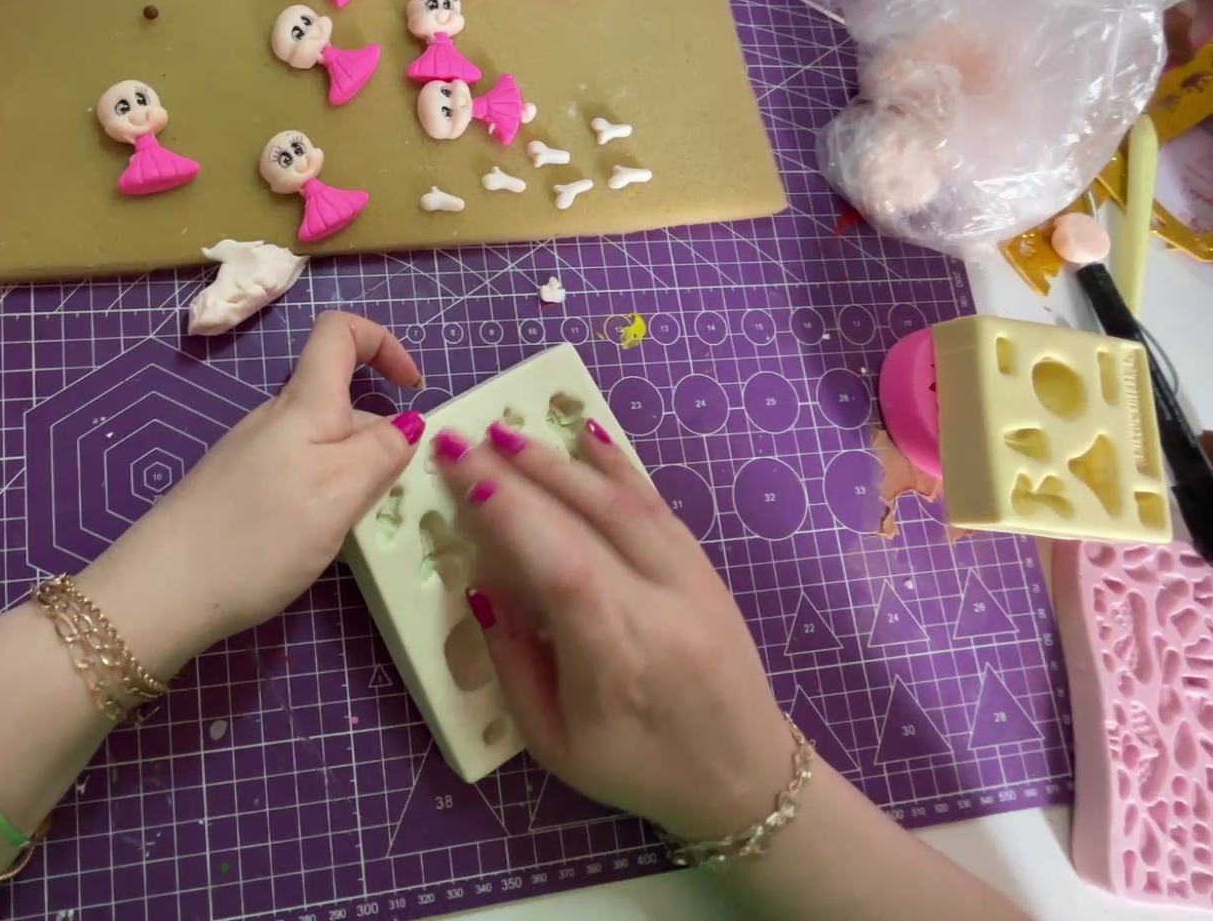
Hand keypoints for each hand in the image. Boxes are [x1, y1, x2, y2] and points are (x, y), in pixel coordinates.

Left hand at [101, 312, 425, 652]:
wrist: (163, 589)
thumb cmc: (258, 534)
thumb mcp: (338, 492)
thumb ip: (380, 452)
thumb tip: (409, 422)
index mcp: (303, 404)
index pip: (339, 332)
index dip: (383, 343)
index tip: (412, 389)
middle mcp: (276, 418)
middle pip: (341, 402)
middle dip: (379, 439)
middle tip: (392, 499)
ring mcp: (254, 454)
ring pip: (323, 445)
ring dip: (354, 474)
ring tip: (355, 530)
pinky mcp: (240, 487)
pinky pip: (299, 473)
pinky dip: (325, 495)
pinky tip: (317, 540)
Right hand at [433, 420, 795, 841]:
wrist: (749, 779)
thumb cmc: (637, 768)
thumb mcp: (551, 741)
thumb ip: (510, 660)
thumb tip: (483, 583)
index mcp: (620, 666)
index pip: (566, 573)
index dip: (515, 516)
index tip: (465, 474)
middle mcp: (664, 612)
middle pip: (589, 523)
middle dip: (519, 474)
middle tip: (463, 440)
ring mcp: (693, 582)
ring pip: (625, 502)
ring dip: (560, 461)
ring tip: (507, 433)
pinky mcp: (706, 567)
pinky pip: (658, 504)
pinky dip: (617, 464)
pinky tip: (586, 434)